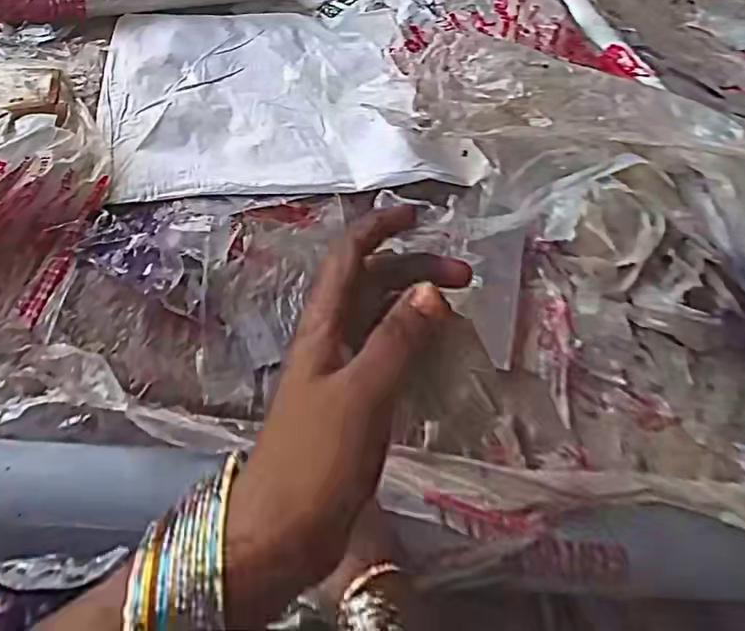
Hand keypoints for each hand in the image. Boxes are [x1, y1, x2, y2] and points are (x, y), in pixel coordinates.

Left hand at [223, 207, 468, 625]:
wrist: (281, 529)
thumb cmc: (315, 458)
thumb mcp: (361, 394)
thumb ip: (396, 341)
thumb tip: (429, 289)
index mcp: (322, 324)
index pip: (348, 257)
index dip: (377, 228)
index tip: (417, 215)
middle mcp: (330, 336)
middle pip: (371, 282)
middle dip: (412, 267)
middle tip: (464, 275)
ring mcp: (340, 368)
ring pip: (379, 315)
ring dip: (414, 301)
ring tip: (457, 306)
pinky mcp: (351, 399)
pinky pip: (385, 351)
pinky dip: (412, 338)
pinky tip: (437, 347)